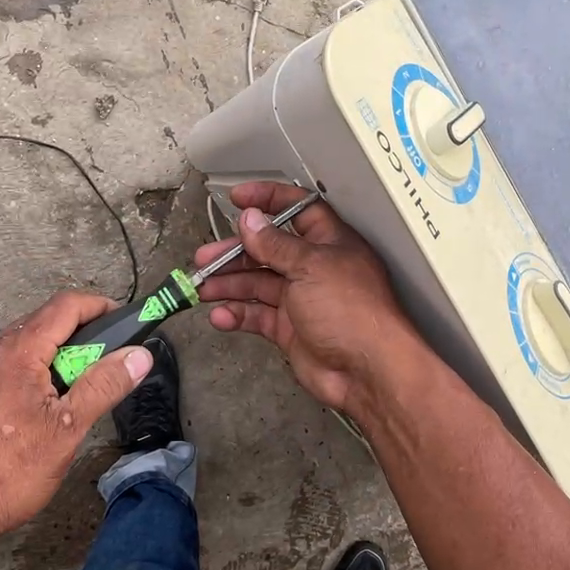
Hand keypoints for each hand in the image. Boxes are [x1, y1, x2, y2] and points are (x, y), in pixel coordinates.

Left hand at [0, 292, 150, 555]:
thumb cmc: (5, 473)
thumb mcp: (66, 429)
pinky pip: (2, 365)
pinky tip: (35, 409)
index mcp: (15, 351)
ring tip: (72, 394)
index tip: (124, 321)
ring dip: (54, 357)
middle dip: (79, 337)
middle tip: (104, 366)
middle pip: (43, 322)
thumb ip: (104, 385)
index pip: (66, 305)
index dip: (100, 306)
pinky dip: (29, 371)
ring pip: (22, 345)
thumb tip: (139, 356)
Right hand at [194, 181, 426, 413]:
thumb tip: (251, 221)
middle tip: (206, 256)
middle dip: (235, 252)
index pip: (297, 209)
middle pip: (268, 250)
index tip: (239, 198)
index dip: (269, 199)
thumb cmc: (355, 313)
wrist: (367, 372)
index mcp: (329, 242)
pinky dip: (237, 314)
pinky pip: (258, 315)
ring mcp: (302, 300)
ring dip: (229, 284)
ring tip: (203, 287)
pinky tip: (221, 316)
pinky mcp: (291, 329)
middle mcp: (315, 268)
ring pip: (258, 283)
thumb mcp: (311, 266)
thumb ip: (276, 243)